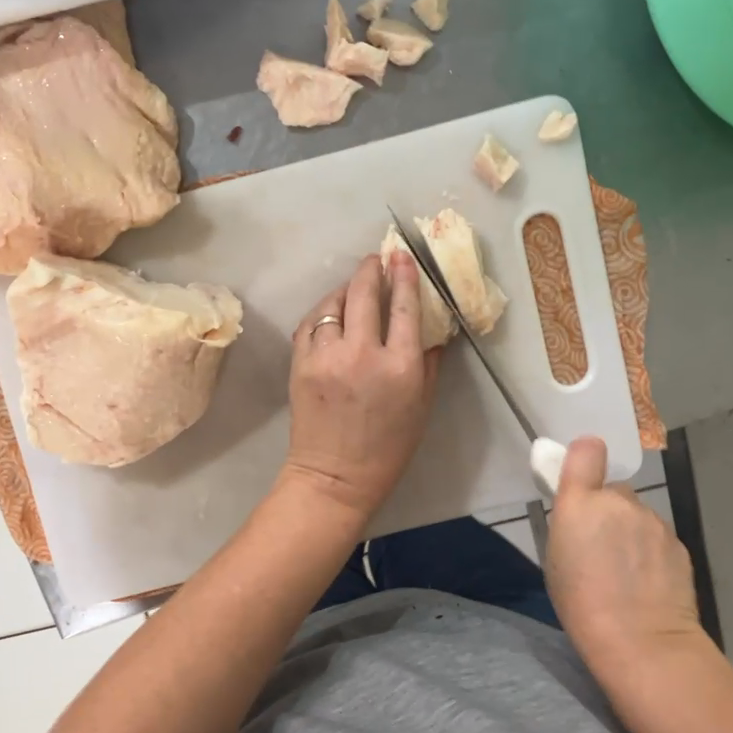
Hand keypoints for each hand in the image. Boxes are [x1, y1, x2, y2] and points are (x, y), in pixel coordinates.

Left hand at [283, 253, 440, 519]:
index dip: (404, 275)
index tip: (402, 256)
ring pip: (334, 304)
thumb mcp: (421, 406)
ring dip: (345, 289)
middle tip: (376, 259)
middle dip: (371, 269)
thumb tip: (431, 327)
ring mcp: (326, 356)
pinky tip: (331, 311)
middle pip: (364, 293)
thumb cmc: (387, 447)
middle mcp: (362, 353)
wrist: (334, 476)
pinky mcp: (300, 363)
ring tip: (354, 285)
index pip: (404, 306)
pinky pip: (311, 323)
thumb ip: (427, 362)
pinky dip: (323, 311)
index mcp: (399, 366)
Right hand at [545, 437, 707, 673]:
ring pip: (637, 516)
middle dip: (606, 511)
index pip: (587, 451)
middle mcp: (620, 502)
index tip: (581, 477)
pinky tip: (646, 582)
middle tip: (600, 547)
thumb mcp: (556, 557)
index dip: (584, 459)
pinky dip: (650, 552)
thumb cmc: (580, 603)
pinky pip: (656, 538)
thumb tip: (586, 514)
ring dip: (630, 532)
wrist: (640, 640)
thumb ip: (572, 522)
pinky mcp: (678, 543)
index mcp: (580, 503)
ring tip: (625, 572)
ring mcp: (654, 521)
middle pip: (612, 492)